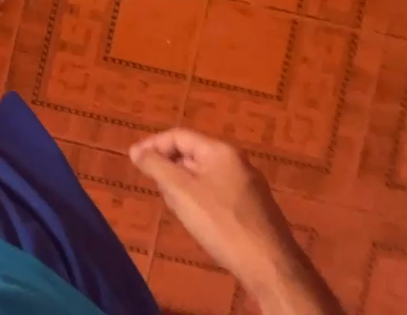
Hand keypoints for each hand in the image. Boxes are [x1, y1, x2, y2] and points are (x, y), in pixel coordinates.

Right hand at [129, 128, 337, 313]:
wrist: (272, 270)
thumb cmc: (221, 223)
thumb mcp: (179, 190)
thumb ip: (154, 165)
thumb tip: (136, 151)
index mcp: (221, 153)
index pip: (178, 137)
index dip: (152, 145)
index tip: (134, 161)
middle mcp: (238, 165)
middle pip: (191, 156)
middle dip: (169, 170)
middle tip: (157, 189)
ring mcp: (250, 188)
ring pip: (203, 177)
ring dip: (184, 189)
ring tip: (178, 209)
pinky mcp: (255, 211)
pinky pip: (218, 195)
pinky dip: (201, 202)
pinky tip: (199, 222)